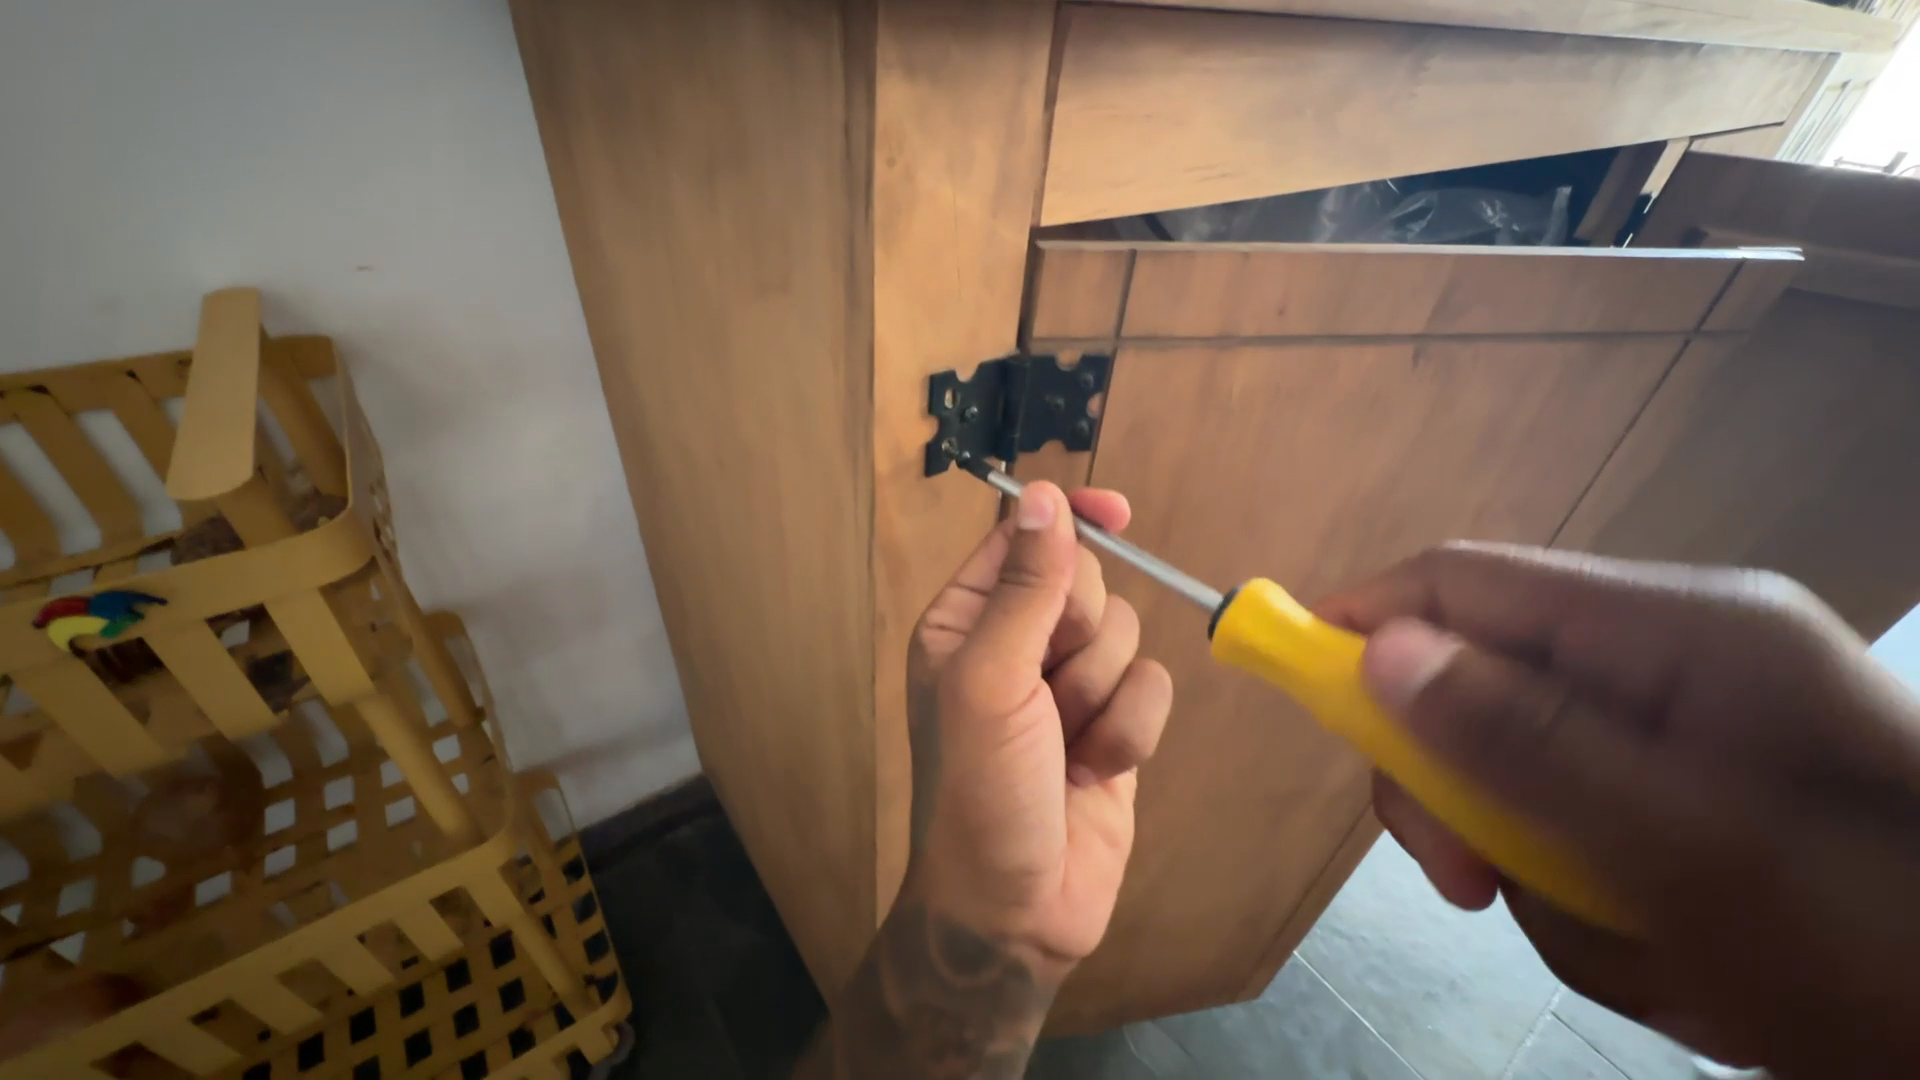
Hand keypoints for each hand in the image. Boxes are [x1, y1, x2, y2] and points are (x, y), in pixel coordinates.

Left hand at [904, 480, 1172, 977]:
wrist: (1015, 910)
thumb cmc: (979, 788)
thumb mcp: (989, 678)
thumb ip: (1024, 586)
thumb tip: (1045, 494)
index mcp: (968, 620)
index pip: (1024, 541)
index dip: (1066, 522)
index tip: (1114, 511)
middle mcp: (1017, 643)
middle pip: (1086, 584)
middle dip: (1078, 639)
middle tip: (1045, 690)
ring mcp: (1069, 685)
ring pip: (1125, 636)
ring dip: (1101, 696)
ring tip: (1065, 744)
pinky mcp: (1114, 725)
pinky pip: (1152, 688)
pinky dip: (1129, 732)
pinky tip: (1094, 772)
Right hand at [1316, 543, 1919, 1079]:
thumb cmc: (1882, 948)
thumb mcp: (1688, 850)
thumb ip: (1520, 739)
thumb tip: (1374, 650)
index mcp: (1671, 629)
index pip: (1457, 582)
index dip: (1359, 619)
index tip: (1292, 680)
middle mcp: (1660, 657)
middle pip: (1470, 678)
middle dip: (1449, 779)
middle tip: (1462, 874)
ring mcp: (1671, 725)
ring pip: (1507, 765)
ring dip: (1525, 854)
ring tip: (1617, 940)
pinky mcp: (1677, 789)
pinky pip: (1561, 815)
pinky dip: (1578, 887)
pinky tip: (1664, 949)